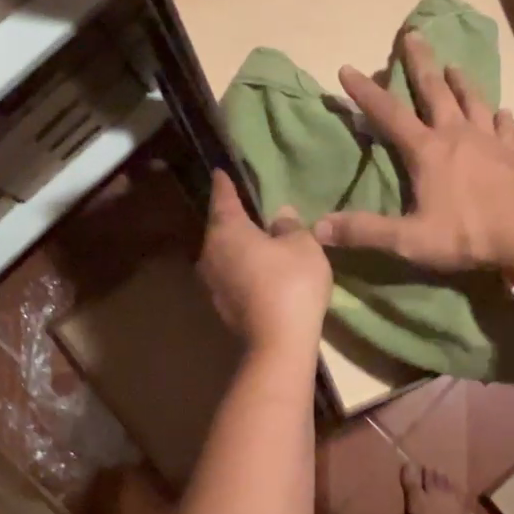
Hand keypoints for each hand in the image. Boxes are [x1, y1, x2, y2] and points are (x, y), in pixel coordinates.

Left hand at [198, 170, 332, 351]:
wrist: (278, 341)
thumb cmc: (291, 283)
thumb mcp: (302, 246)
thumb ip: (290, 226)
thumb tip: (280, 215)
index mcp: (227, 230)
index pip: (223, 198)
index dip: (225, 184)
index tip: (221, 172)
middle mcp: (211, 253)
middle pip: (220, 228)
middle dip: (233, 219)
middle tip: (247, 208)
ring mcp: (213, 283)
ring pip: (224, 255)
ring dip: (238, 248)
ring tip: (256, 240)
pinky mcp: (222, 307)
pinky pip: (231, 277)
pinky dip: (242, 269)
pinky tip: (259, 271)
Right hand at [314, 32, 513, 271]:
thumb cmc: (467, 235)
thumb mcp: (409, 240)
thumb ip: (364, 231)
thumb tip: (317, 228)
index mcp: (427, 151)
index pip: (389, 114)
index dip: (365, 92)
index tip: (346, 68)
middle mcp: (457, 136)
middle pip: (435, 91)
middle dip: (420, 63)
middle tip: (413, 34)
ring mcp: (489, 143)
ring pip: (472, 101)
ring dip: (461, 82)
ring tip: (454, 66)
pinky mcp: (513, 156)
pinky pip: (505, 130)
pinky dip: (501, 119)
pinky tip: (503, 112)